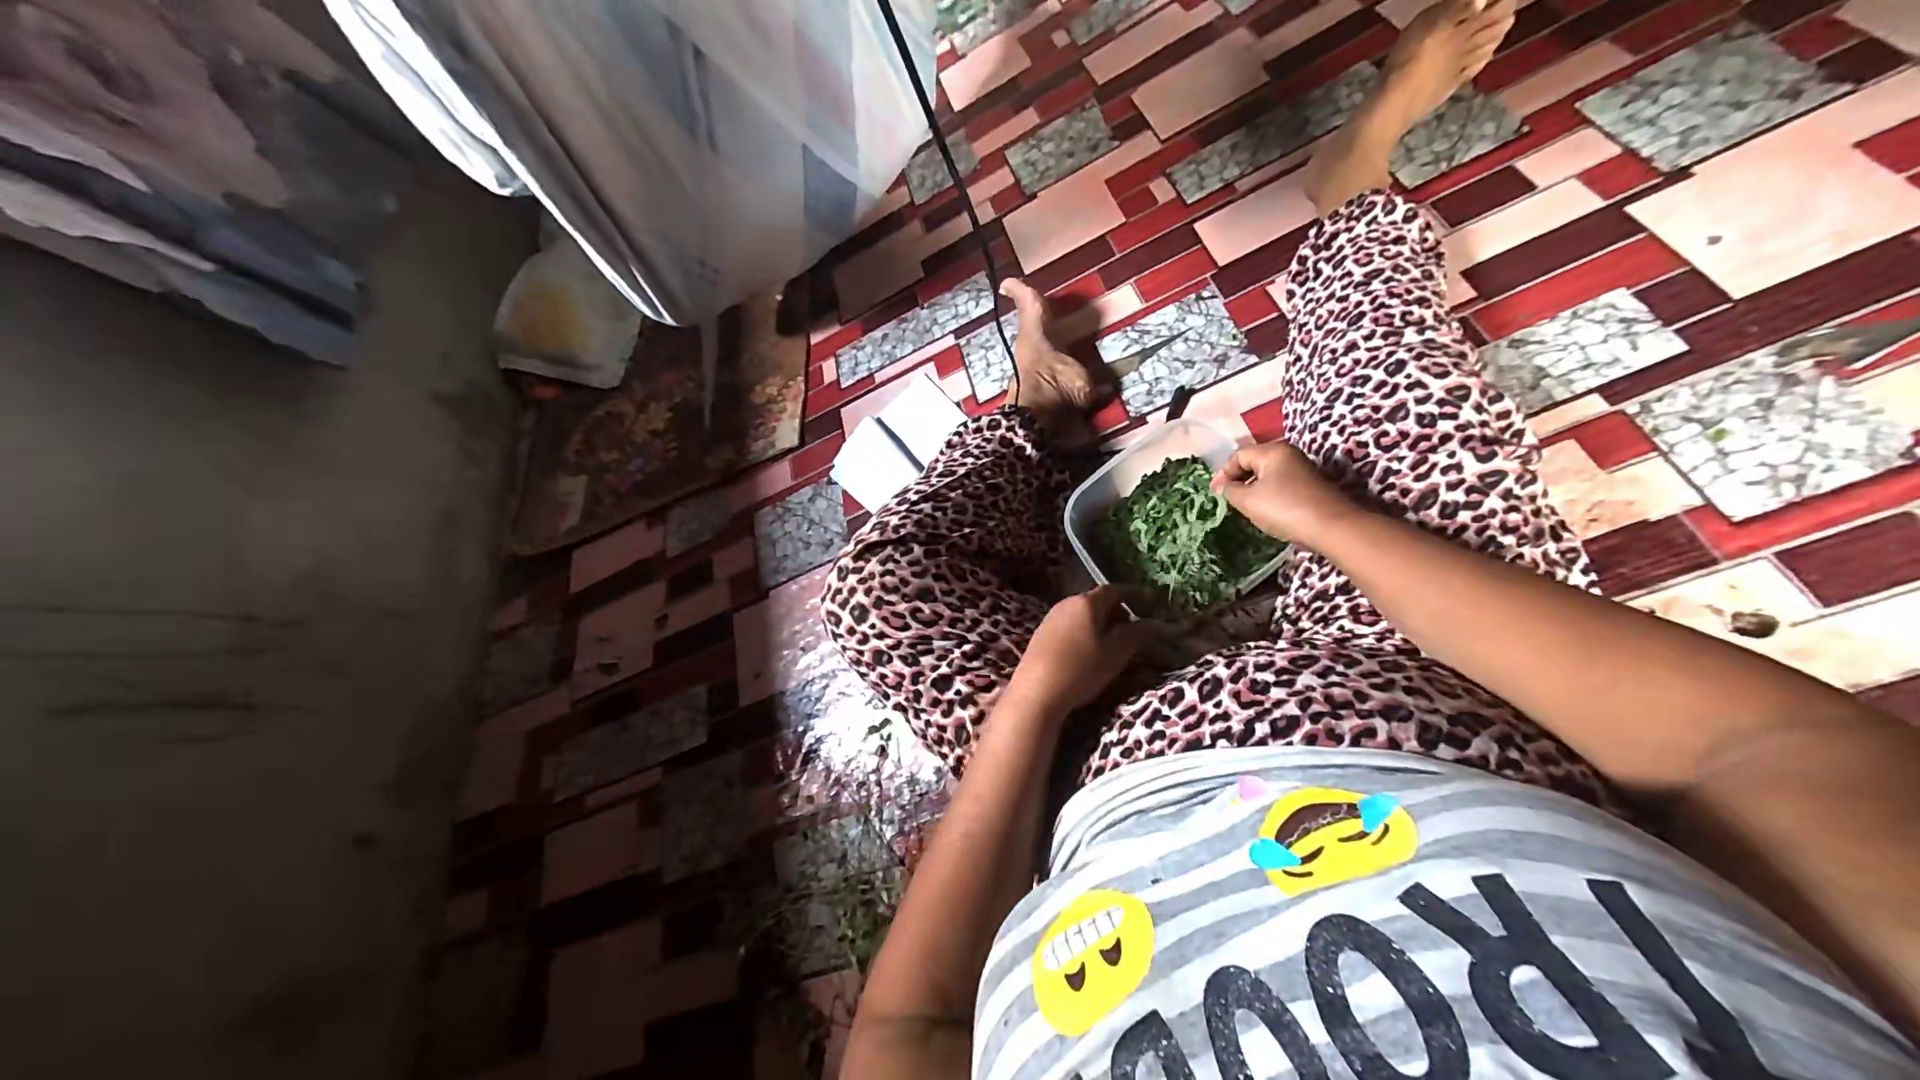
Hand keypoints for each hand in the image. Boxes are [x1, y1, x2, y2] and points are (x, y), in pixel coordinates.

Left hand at [1005, 586, 1151, 715]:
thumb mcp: (1116, 653)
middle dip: (1117, 612)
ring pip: (1082, 615)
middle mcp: (1066, 603)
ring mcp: (1050, 618)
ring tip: (1111, 645)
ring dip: (1099, 624)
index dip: (1134, 596)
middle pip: (1097, 601)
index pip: (1115, 590)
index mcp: (1087, 602)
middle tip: (1132, 630)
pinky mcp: (1041, 635)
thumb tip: (1153, 623)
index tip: (1148, 605)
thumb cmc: (1081, 668)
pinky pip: (1069, 626)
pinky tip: (1086, 653)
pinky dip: (1083, 633)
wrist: (1036, 692)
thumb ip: (1137, 633)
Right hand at [1211, 442, 1359, 546]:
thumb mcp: (1248, 500)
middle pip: (1253, 462)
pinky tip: (1264, 510)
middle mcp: (1288, 454)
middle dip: (1237, 480)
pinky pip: (1279, 484)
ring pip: (1266, 475)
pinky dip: (1267, 494)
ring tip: (1243, 507)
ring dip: (1251, 488)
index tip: (1214, 494)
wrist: (1330, 527)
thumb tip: (1224, 486)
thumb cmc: (1284, 508)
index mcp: (1272, 451)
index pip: (1238, 456)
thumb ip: (1229, 490)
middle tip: (1226, 499)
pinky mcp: (1309, 485)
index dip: (1222, 474)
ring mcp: (1301, 469)